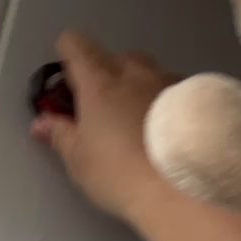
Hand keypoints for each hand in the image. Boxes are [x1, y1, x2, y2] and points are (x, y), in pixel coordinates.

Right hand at [30, 30, 189, 227]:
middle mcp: (137, 76)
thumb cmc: (120, 174)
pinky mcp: (198, 100)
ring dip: (138, 86)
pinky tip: (164, 129)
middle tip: (98, 100)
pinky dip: (164, 103)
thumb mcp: (78, 160)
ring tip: (135, 117)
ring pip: (150, 74)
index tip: (65, 59)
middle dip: (105, 70)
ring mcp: (172, 85)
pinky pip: (174, 91)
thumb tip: (42, 122)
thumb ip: (60, 135)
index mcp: (99, 86)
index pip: (79, 49)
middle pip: (117, 58)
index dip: (69, 50)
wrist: (186, 190)